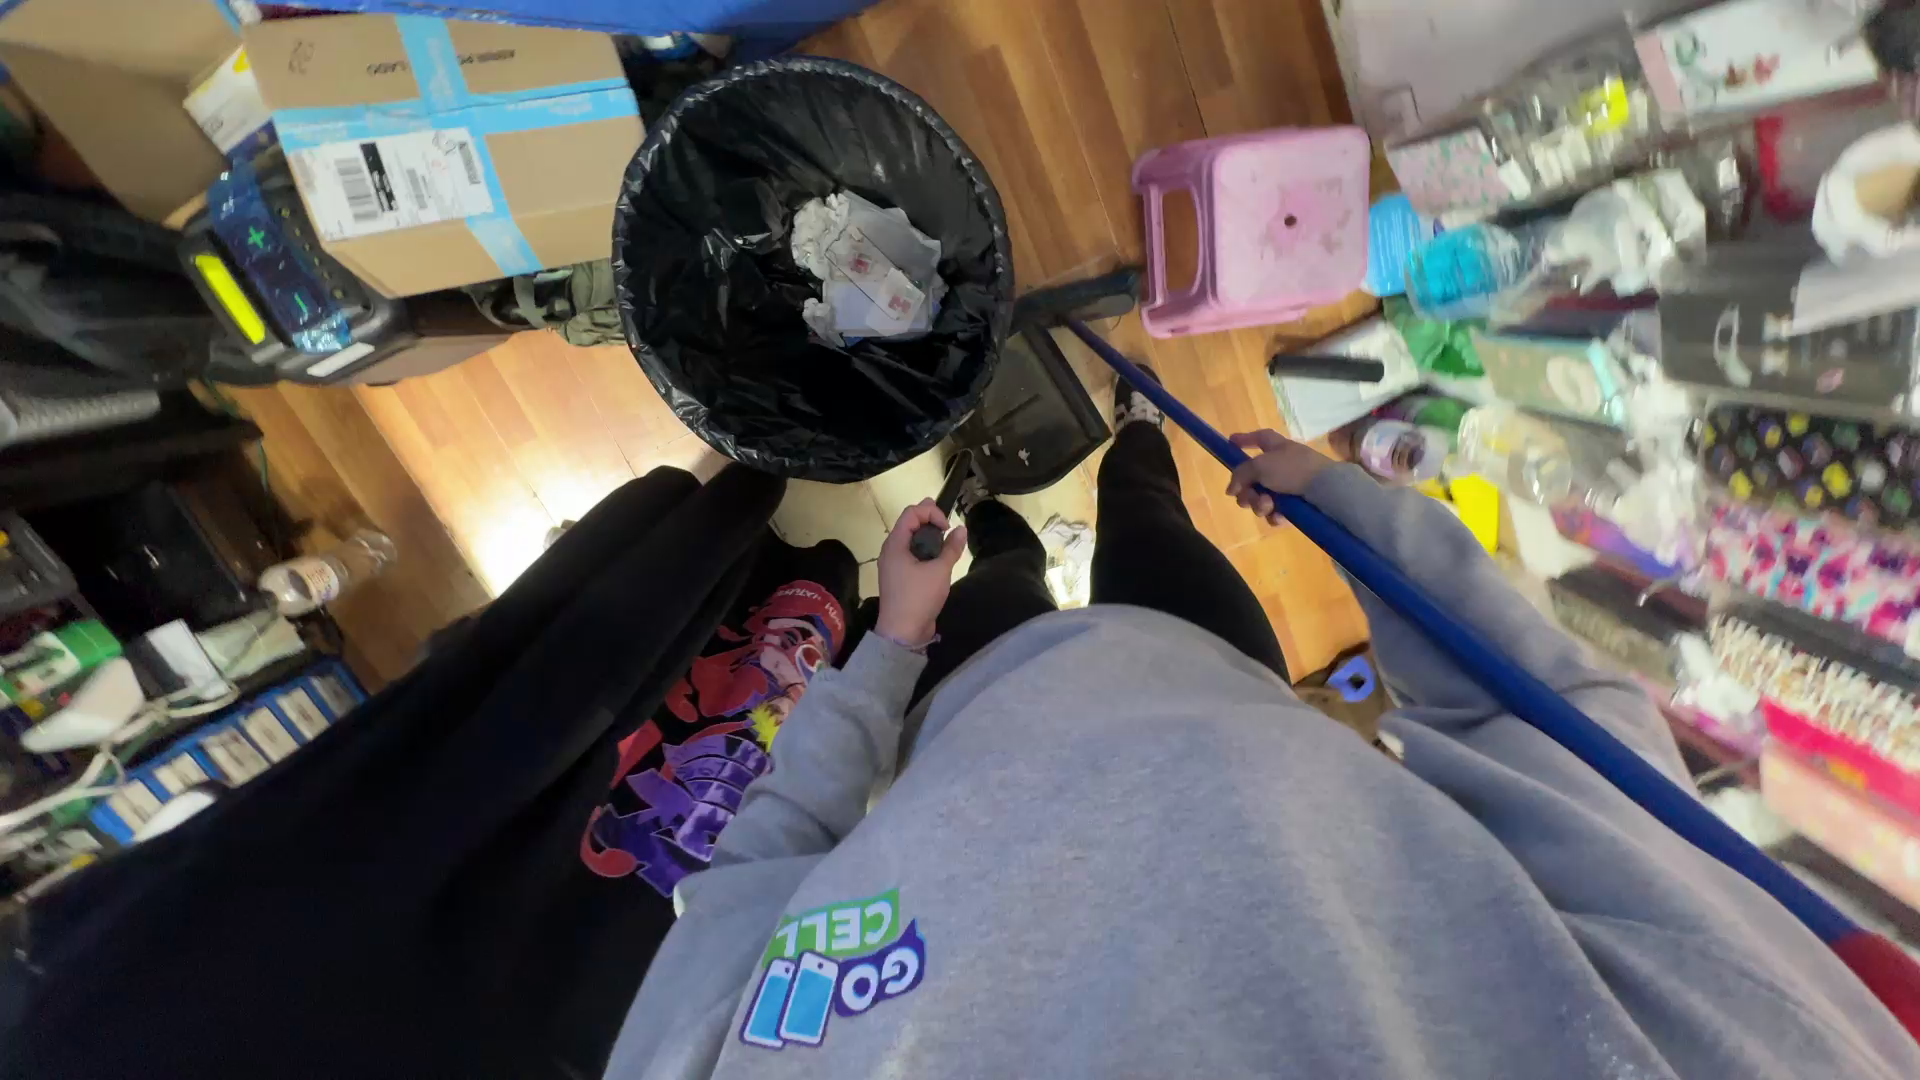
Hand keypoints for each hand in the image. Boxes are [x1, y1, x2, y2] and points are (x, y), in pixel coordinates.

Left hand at [876, 499, 966, 646]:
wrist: (903, 632)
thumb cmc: (919, 598)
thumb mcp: (939, 571)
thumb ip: (951, 548)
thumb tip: (961, 529)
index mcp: (895, 544)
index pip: (911, 513)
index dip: (931, 512)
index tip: (947, 528)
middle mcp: (891, 550)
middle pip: (909, 523)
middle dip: (930, 520)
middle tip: (948, 529)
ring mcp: (893, 564)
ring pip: (911, 539)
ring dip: (928, 537)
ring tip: (946, 545)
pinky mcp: (899, 576)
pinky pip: (911, 554)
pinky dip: (925, 550)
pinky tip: (939, 560)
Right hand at [1226, 430, 1332, 524]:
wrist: (1326, 490)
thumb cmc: (1293, 469)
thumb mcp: (1260, 466)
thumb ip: (1240, 474)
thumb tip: (1231, 489)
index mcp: (1277, 448)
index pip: (1259, 438)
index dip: (1245, 439)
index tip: (1231, 442)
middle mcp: (1282, 465)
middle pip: (1253, 478)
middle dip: (1246, 491)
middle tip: (1248, 497)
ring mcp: (1289, 486)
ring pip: (1260, 498)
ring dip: (1259, 504)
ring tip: (1267, 506)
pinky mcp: (1295, 505)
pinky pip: (1274, 512)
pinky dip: (1274, 514)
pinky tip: (1278, 515)